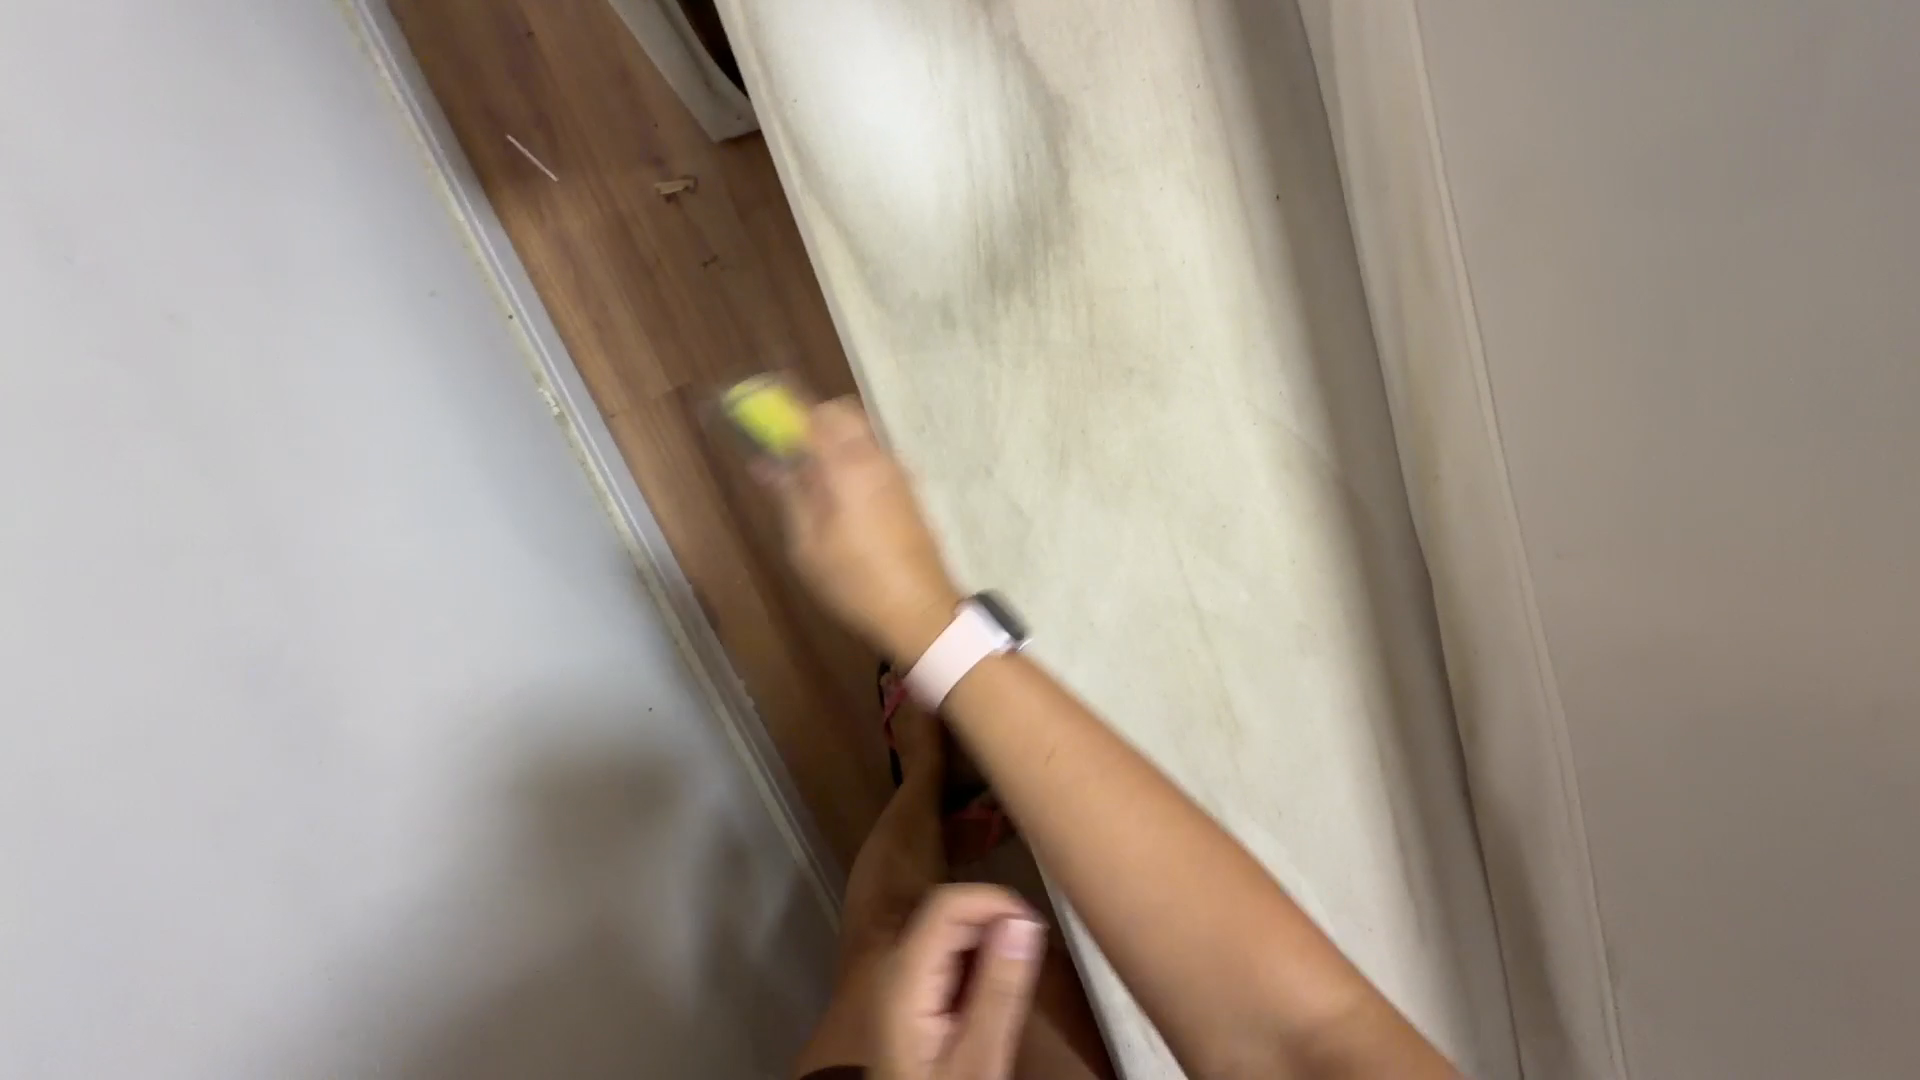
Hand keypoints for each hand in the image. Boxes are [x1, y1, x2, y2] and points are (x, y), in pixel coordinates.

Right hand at [766, 398, 962, 663]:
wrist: (920, 608)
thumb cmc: (855, 581)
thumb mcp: (808, 544)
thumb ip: (789, 494)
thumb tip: (766, 460)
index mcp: (847, 466)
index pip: (811, 414)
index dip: (780, 409)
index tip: (757, 416)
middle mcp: (876, 458)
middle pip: (841, 413)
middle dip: (811, 421)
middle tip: (787, 450)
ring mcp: (899, 472)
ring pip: (861, 433)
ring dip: (833, 440)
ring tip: (811, 479)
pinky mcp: (909, 490)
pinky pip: (875, 455)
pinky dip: (852, 458)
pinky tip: (839, 496)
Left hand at [875, 885, 1047, 1079]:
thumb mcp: (978, 1060)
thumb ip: (999, 988)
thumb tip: (1023, 920)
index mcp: (904, 976)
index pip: (946, 903)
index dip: (992, 900)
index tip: (1033, 924)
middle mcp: (896, 969)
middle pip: (945, 913)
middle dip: (992, 917)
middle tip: (1034, 948)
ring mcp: (901, 983)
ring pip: (947, 932)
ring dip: (987, 938)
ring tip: (1022, 965)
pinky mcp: (912, 999)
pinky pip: (946, 958)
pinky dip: (977, 959)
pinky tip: (997, 985)